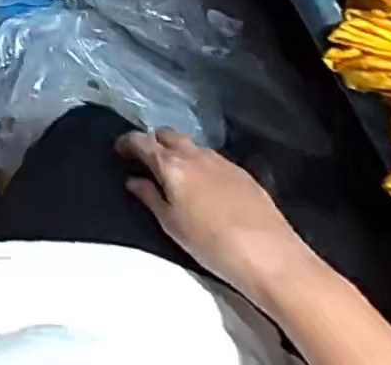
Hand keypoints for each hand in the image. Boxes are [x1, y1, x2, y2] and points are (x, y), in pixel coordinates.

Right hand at [118, 129, 313, 299]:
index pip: (141, 141)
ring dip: (178, 152)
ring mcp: (220, 160)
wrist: (271, 256)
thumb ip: (149, 197)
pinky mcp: (242, 172)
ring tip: (176, 174)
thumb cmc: (212, 244)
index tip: (119, 149)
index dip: (127, 142)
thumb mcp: (172, 225)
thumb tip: (133, 180)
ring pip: (191, 145)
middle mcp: (194, 154)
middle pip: (167, 134)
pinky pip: (212, 158)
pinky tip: (206, 187)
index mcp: (171, 164)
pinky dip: (200, 164)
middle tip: (147, 161)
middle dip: (154, 142)